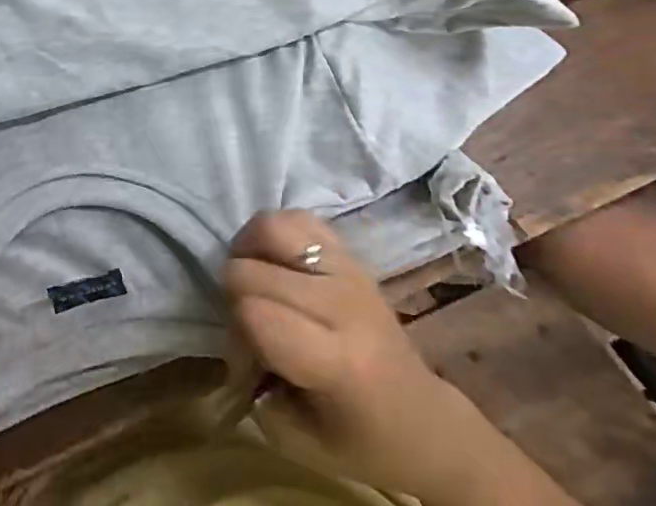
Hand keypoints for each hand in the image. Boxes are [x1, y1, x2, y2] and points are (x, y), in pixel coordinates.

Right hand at [224, 211, 456, 492]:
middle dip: (235, 294)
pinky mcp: (351, 254)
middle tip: (248, 322)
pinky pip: (298, 217)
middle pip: (252, 267)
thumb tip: (234, 332)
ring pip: (274, 226)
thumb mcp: (299, 436)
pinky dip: (275, 233)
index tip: (246, 359)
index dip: (234, 331)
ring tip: (255, 278)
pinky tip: (276, 261)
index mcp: (337, 360)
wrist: (420, 415)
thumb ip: (254, 383)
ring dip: (250, 250)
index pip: (255, 312)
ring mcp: (349, 269)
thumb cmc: (360, 439)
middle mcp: (343, 303)